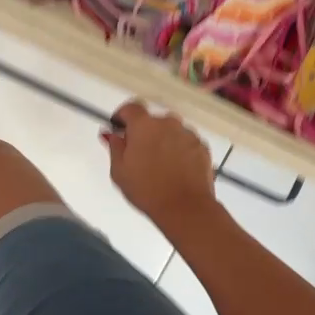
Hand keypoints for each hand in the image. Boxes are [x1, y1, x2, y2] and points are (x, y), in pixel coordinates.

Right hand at [103, 101, 218, 227]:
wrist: (185, 207)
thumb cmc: (147, 190)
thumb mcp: (119, 171)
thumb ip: (114, 147)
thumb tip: (112, 134)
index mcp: (144, 125)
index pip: (131, 107)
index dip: (122, 116)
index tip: (119, 128)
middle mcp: (168, 122)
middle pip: (152, 121)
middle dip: (144, 133)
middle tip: (139, 154)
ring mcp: (188, 133)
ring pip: (171, 132)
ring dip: (163, 142)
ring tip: (159, 166)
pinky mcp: (202, 146)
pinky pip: (186, 143)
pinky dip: (179, 151)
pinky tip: (175, 170)